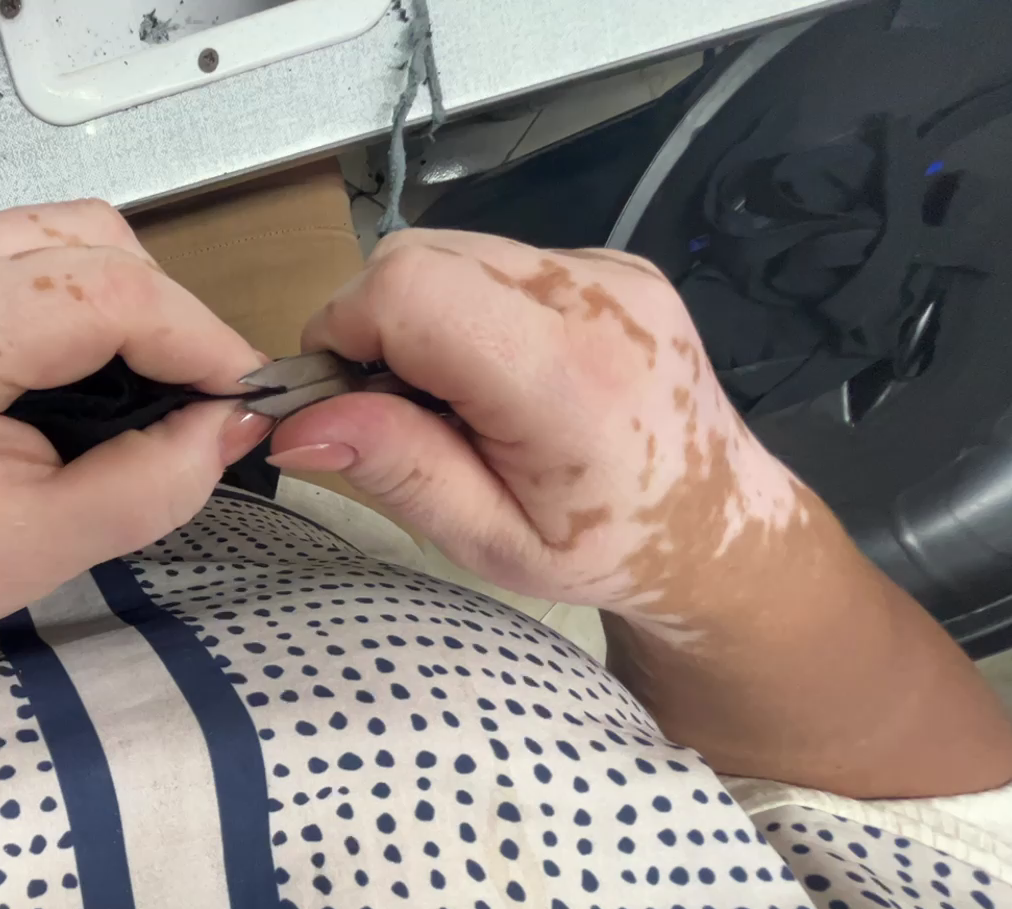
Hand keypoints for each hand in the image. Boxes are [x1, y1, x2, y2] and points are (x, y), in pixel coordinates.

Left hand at [0, 201, 271, 674]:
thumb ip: (155, 483)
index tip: (247, 393)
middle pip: (88, 239)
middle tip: (194, 390)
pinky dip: (91, 296)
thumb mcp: (53, 542)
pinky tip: (99, 360)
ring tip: (152, 375)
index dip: (197, 337)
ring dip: (131, 297)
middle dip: (166, 313)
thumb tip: (235, 420)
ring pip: (67, 232)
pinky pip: (36, 253)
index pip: (102, 294)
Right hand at [266, 228, 818, 640]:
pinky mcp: (601, 262)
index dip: (341, 334)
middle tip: (387, 408)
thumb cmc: (600, 552)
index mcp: (563, 375)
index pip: (405, 289)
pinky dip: (447, 314)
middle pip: (413, 257)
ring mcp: (603, 266)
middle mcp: (591, 293)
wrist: (716, 524)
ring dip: (405, 321)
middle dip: (365, 328)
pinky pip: (479, 263)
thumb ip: (397, 470)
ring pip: (439, 253)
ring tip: (439, 396)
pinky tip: (480, 374)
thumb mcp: (485, 539)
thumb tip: (295, 427)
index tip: (340, 403)